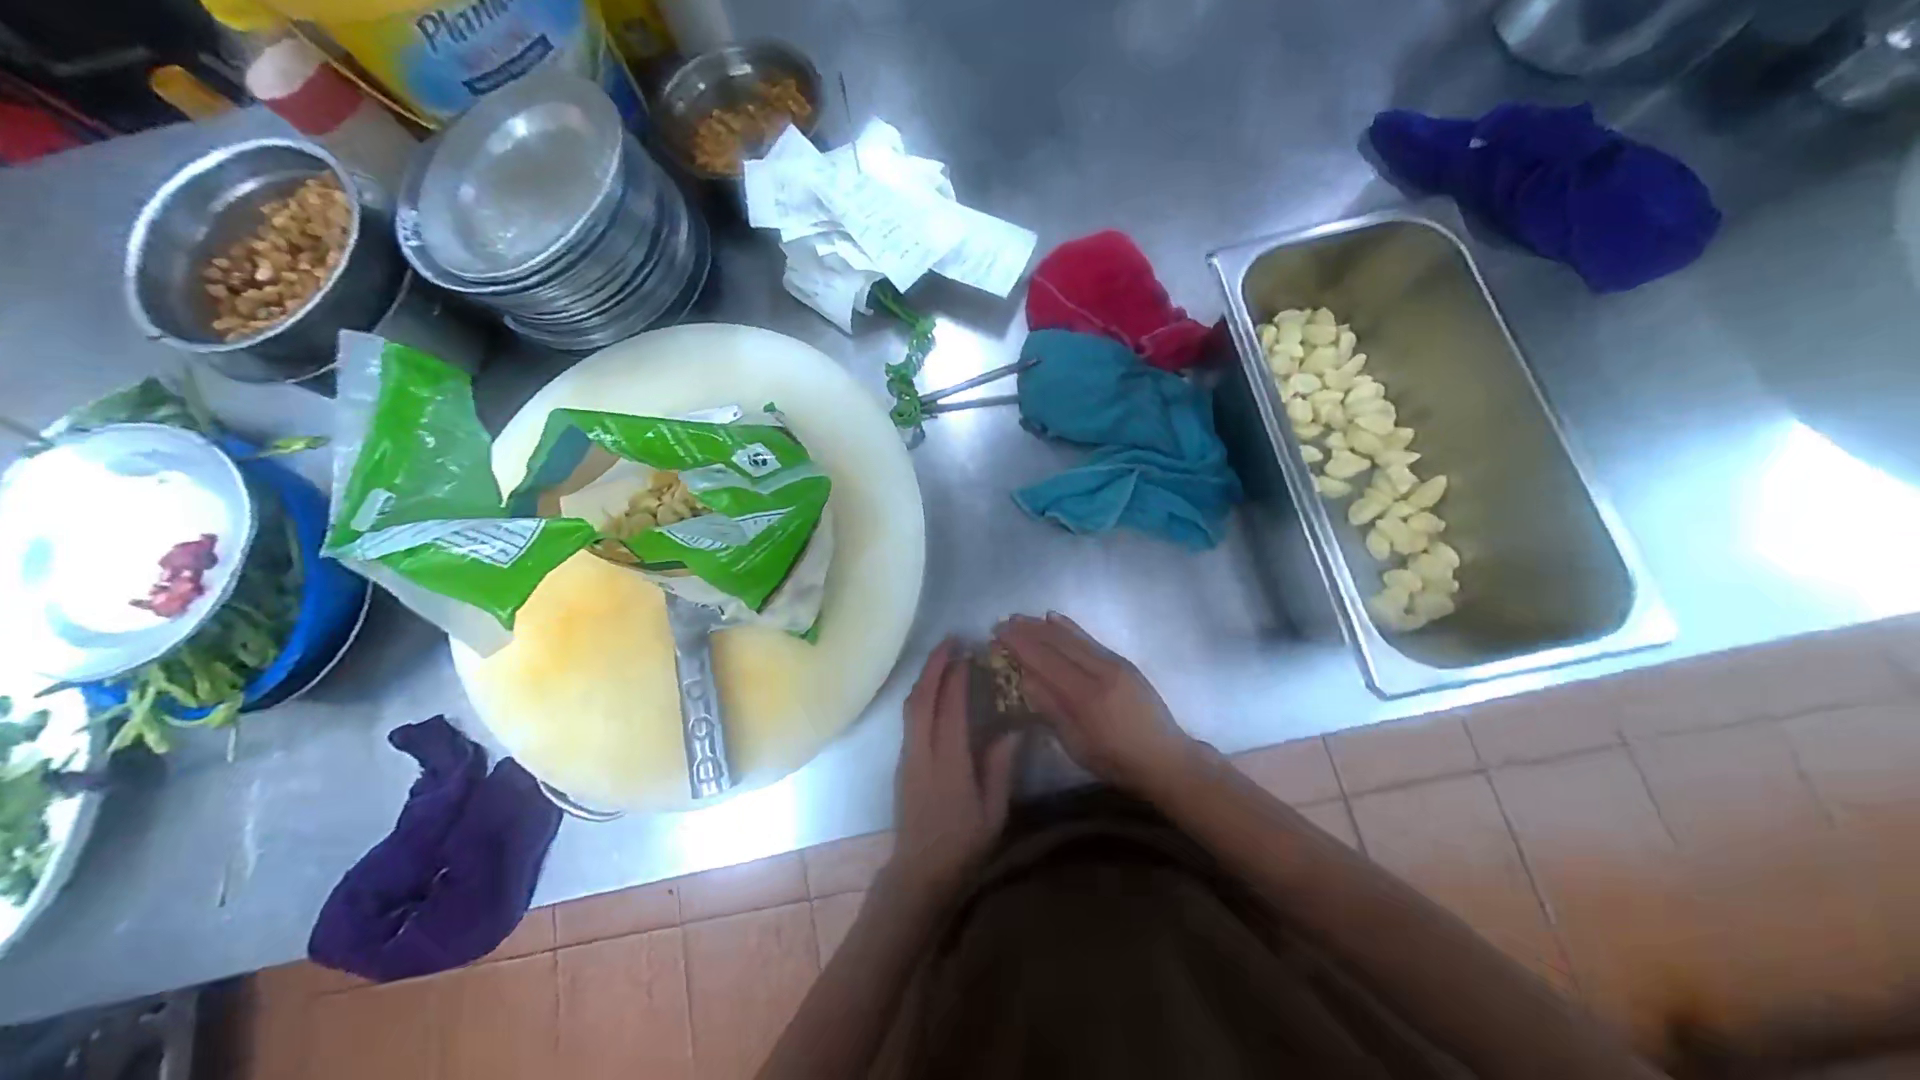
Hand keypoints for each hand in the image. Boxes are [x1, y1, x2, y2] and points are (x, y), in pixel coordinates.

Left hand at [888, 641, 1020, 900]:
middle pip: (921, 699)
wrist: (919, 872)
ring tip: (943, 657)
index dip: (956, 678)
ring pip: (910, 707)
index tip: (968, 653)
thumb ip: (1000, 768)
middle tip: (951, 640)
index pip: (949, 709)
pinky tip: (933, 691)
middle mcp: (922, 753)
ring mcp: (907, 757)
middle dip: (933, 666)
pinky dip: (920, 696)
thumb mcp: (993, 812)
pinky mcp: (902, 763)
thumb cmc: (963, 846)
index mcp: (948, 764)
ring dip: (924, 678)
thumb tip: (1013, 730)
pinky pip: (909, 719)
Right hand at [994, 612, 1202, 797]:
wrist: (1165, 757)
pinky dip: (1069, 628)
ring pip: (1073, 637)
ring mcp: (1114, 663)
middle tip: (1003, 623)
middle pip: (1057, 644)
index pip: (1045, 661)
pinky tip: (1054, 619)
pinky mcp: (1123, 662)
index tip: (998, 634)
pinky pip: (1089, 639)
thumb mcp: (1076, 744)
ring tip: (1021, 618)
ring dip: (1044, 626)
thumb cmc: (1116, 760)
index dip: (1019, 645)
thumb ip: (1050, 707)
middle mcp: (1100, 672)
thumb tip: (1024, 677)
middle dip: (1028, 631)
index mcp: (1085, 696)